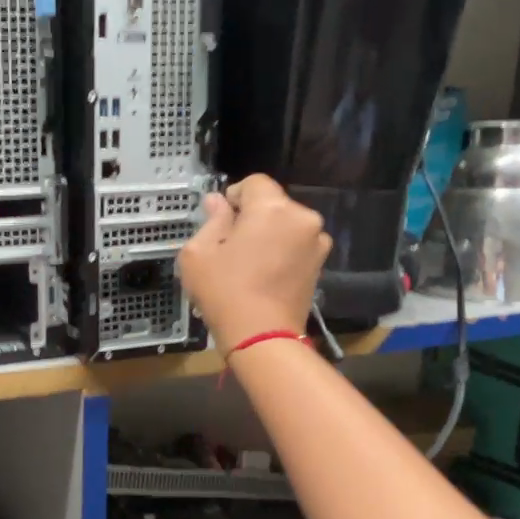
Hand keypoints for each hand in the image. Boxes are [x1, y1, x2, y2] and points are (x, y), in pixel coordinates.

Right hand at [177, 174, 331, 350]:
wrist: (261, 336)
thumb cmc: (224, 291)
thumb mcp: (199, 253)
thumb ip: (212, 220)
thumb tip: (218, 203)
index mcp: (272, 209)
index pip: (255, 182)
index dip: (234, 195)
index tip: (220, 217)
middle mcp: (302, 218)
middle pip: (273, 203)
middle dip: (252, 216)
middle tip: (230, 243)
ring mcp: (316, 242)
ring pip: (286, 224)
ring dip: (268, 234)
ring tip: (248, 261)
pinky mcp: (320, 263)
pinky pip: (296, 244)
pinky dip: (281, 251)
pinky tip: (264, 273)